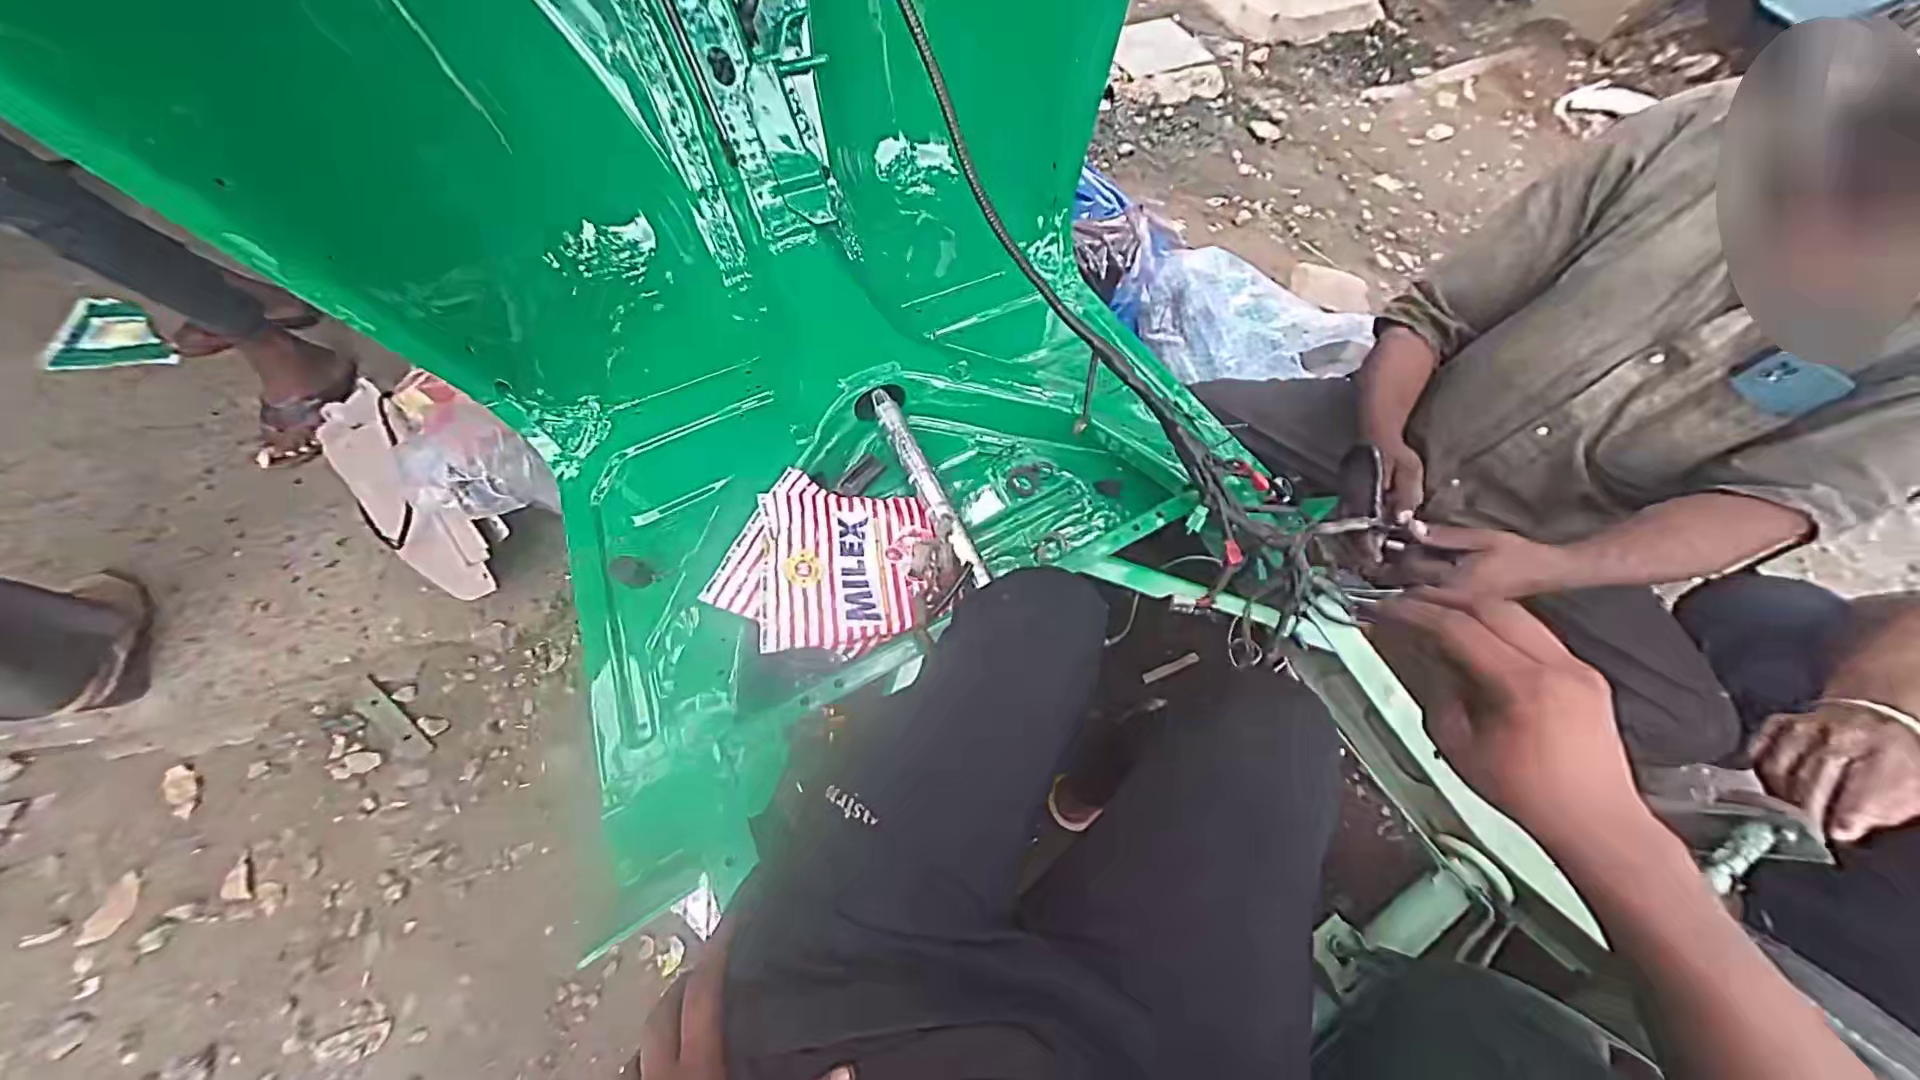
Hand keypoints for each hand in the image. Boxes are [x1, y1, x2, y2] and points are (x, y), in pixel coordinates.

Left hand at [635, 923, 847, 1079]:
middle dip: (686, 980)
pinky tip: (669, 1067)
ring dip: (663, 1024)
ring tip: (693, 1011)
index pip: (705, 994)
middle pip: (663, 1012)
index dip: (720, 950)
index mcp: (699, 1073)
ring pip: (639, 1050)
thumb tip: (847, 1068)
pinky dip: (647, 1065)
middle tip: (718, 961)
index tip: (740, 916)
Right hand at [1335, 442, 1424, 570]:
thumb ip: (1407, 495)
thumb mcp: (1409, 470)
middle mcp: (1346, 497)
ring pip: (1343, 527)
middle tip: (1371, 567)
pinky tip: (1362, 543)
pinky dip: (1352, 534)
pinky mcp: (1344, 497)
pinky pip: (1345, 520)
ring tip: (1366, 560)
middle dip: (1357, 551)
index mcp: (1361, 493)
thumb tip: (1402, 520)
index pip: (1361, 526)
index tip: (1376, 560)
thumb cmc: (1395, 450)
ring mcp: (1342, 497)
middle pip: (1347, 530)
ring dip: (1353, 545)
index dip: (1367, 545)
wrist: (1374, 432)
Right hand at [1372, 590, 1650, 852]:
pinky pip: (1532, 632)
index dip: (1413, 613)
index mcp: (1524, 685)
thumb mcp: (1457, 740)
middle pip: (1489, 607)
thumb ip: (1436, 685)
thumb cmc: (1522, 792)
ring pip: (1514, 613)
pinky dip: (1494, 624)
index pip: (1457, 627)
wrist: (1596, 822)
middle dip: (1440, 599)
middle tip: (1403, 602)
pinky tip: (1469, 633)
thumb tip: (1416, 648)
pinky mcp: (1584, 675)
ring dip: (1467, 606)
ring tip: (1432, 611)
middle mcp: (1559, 667)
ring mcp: (1578, 668)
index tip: (1384, 610)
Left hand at [1381, 524, 1576, 599]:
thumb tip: (1412, 528)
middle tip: (1377, 558)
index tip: (1382, 547)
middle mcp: (1452, 597)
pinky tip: (1415, 572)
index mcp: (1455, 582)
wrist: (1551, 572)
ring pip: (1416, 592)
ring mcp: (1456, 603)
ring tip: (1392, 564)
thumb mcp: (1483, 538)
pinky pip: (1429, 595)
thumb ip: (1446, 536)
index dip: (1395, 558)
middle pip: (1408, 585)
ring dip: (1403, 579)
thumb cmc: (1520, 553)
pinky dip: (1417, 584)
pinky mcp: (1461, 604)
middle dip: (1393, 571)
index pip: (1411, 571)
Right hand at [1751, 703, 1919, 842]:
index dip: (1844, 818)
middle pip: (1810, 781)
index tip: (1834, 836)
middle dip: (1805, 809)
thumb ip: (1891, 810)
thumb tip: (1848, 832)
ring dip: (1779, 793)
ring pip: (1777, 768)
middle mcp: (1840, 738)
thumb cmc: (1905, 760)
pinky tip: (1767, 785)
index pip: (1857, 793)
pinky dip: (1759, 770)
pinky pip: (1757, 750)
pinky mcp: (1778, 723)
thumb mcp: (1917, 788)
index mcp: (1887, 755)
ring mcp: (1803, 728)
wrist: (1886, 717)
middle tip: (1803, 829)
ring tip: (1784, 812)